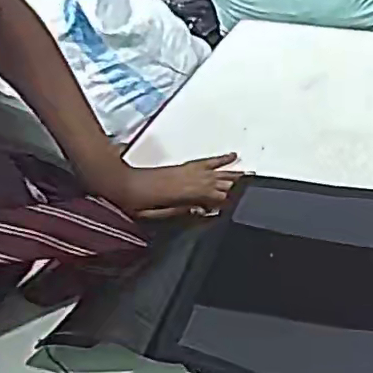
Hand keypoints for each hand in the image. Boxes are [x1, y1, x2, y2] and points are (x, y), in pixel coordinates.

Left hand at [91, 153, 242, 217]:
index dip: (230, 202)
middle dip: (239, 187)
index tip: (242, 205)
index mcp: (186, 194)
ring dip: (235, 175)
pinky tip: (231, 157)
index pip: (217, 198)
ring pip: (218, 172)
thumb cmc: (135, 202)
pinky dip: (221, 159)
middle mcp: (190, 179)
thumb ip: (181, 213)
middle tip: (255, 187)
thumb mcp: (157, 215)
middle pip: (222, 183)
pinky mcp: (184, 167)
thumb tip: (201, 212)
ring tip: (250, 175)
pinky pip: (207, 162)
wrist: (118, 184)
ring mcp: (188, 171)